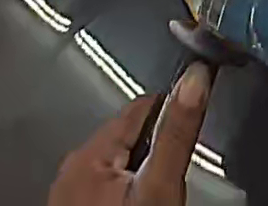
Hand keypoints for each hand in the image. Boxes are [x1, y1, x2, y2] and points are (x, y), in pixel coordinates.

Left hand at [49, 63, 214, 205]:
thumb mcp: (159, 190)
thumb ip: (177, 131)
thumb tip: (197, 75)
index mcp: (88, 153)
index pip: (146, 105)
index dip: (173, 117)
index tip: (190, 142)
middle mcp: (72, 168)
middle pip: (133, 133)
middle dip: (158, 149)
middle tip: (171, 182)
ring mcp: (69, 196)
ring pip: (124, 161)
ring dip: (145, 172)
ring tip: (157, 200)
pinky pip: (110, 187)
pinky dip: (128, 194)